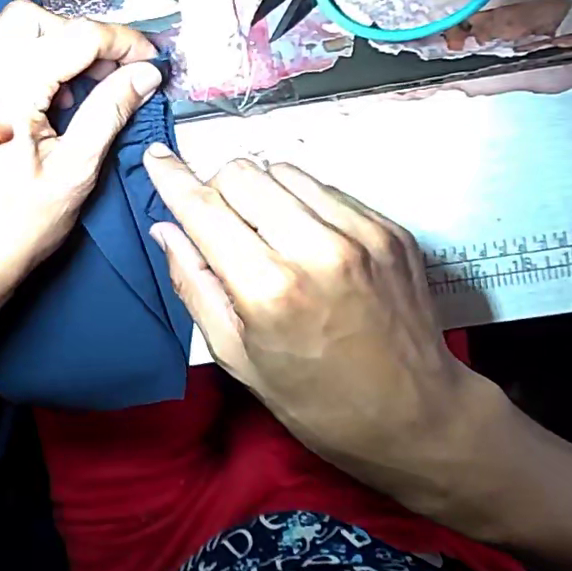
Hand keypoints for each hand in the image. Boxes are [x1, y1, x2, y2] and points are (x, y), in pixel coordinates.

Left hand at [0, 1, 160, 351]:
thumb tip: (144, 75)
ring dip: (57, 49)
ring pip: (13, 34)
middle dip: (84, 37)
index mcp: (5, 90)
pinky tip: (52, 103)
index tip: (152, 59)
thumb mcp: (74, 172)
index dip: (123, 42)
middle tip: (119, 71)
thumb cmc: (10, 232)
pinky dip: (32, 65)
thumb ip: (110, 112)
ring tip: (86, 91)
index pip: (76, 37)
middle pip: (37, 20)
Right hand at [142, 148, 494, 508]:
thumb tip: (166, 227)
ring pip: (285, 171)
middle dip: (219, 189)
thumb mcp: (239, 358)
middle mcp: (316, 248)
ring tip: (270, 233)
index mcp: (269, 289)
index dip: (171, 178)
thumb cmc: (316, 402)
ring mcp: (361, 232)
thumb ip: (195, 285)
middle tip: (223, 223)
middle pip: (243, 172)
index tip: (155, 156)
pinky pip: (328, 188)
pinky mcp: (389, 228)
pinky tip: (311, 240)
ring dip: (263, 192)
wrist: (415, 414)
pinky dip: (305, 203)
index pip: (205, 207)